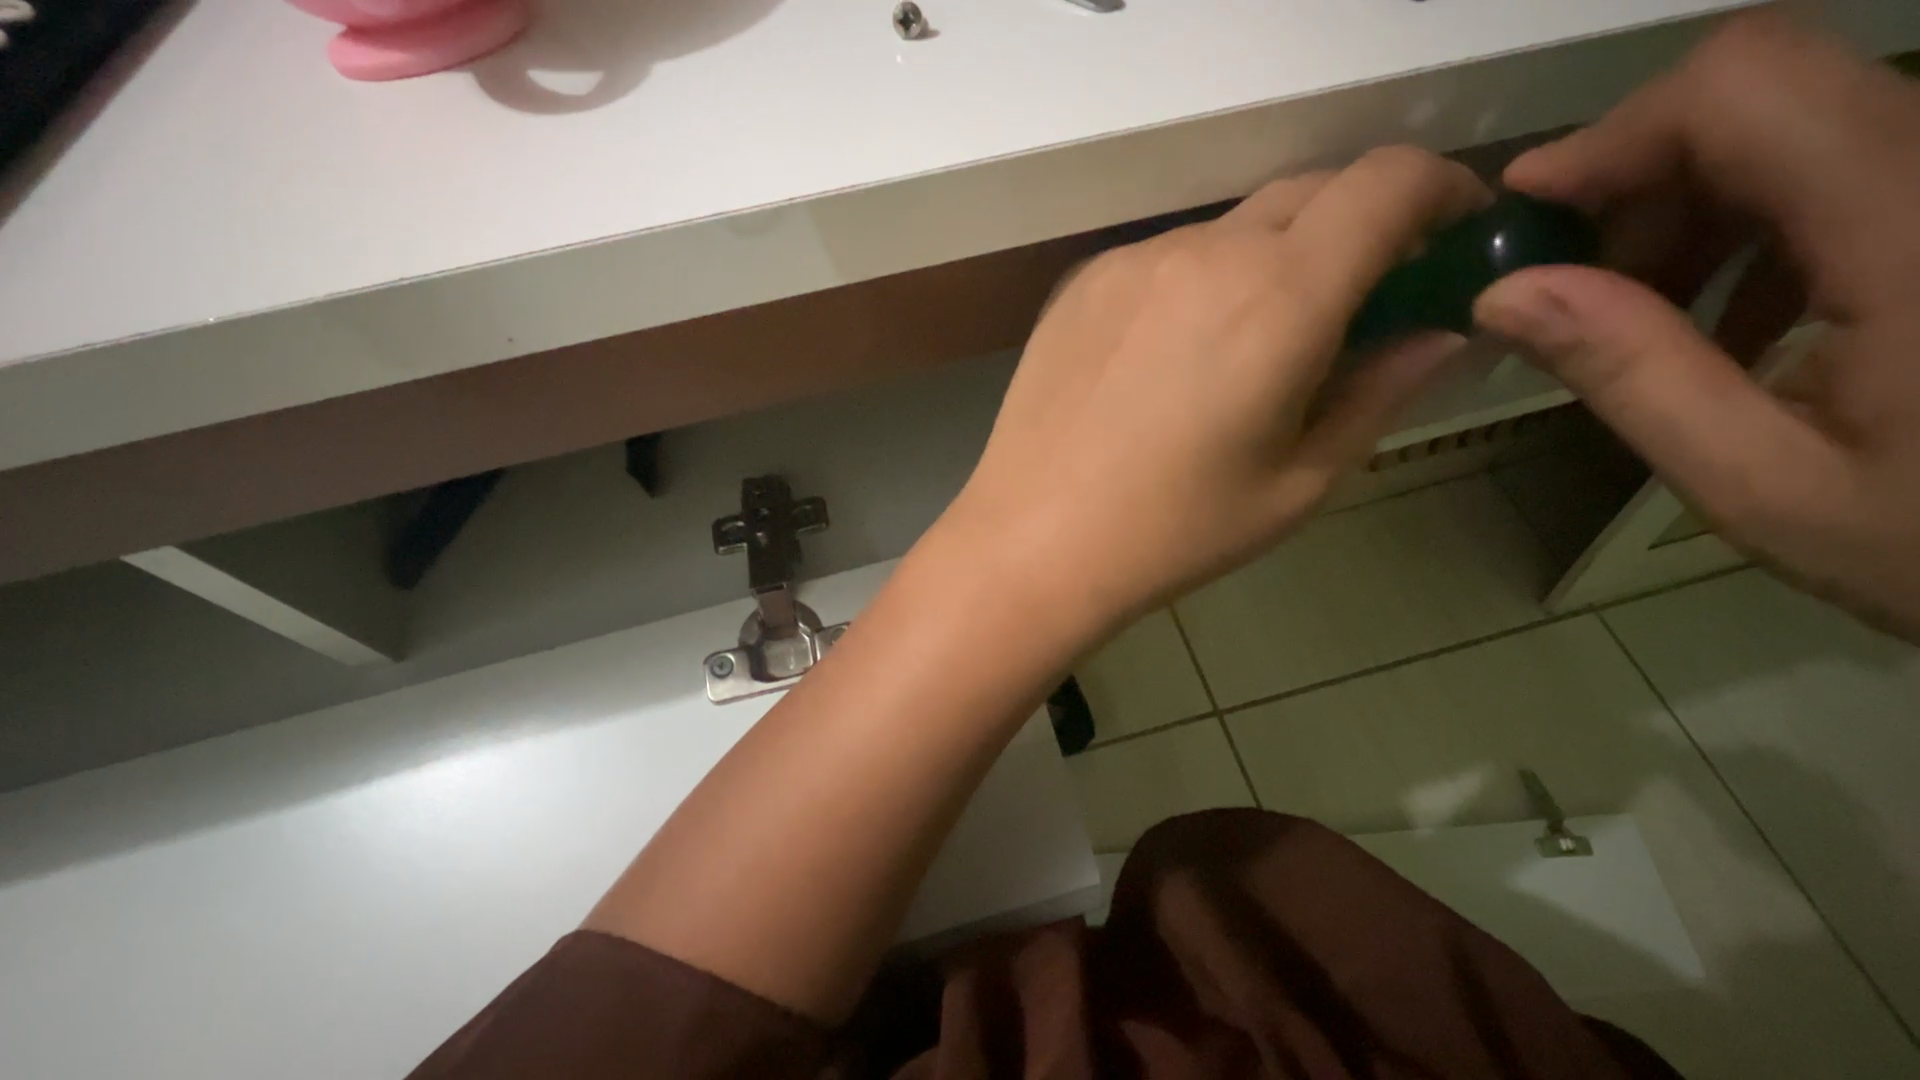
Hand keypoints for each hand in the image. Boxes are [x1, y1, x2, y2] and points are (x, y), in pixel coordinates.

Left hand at [938, 147, 1486, 634]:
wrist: (1034, 540)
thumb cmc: (1176, 531)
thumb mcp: (1301, 479)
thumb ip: (1381, 391)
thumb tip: (1439, 334)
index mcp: (1280, 294)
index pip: (1386, 181)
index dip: (1438, 191)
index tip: (1451, 237)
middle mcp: (1207, 250)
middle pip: (1313, 189)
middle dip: (1362, 225)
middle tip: (1365, 298)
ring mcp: (1134, 260)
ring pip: (1236, 225)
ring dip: (1275, 257)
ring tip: (1257, 342)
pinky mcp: (1085, 280)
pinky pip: (1170, 256)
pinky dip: (1204, 279)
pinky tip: (1178, 356)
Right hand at [1474, 12, 1919, 637]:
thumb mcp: (1765, 483)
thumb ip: (1633, 377)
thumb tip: (1504, 294)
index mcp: (1911, 229)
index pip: (1739, 90)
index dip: (1613, 133)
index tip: (1529, 213)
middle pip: (1762, 95)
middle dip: (1641, 183)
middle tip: (1583, 290)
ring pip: (1801, 124)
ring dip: (1693, 209)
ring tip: (1656, 319)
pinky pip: (1853, 165)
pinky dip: (1762, 225)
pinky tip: (1746, 320)